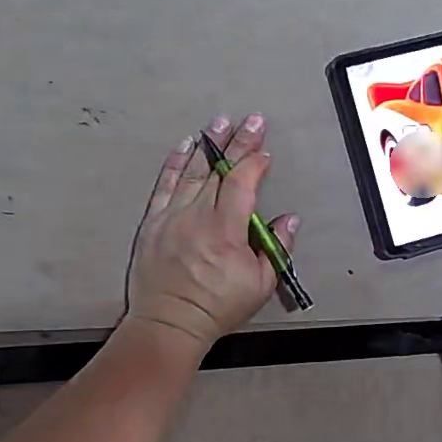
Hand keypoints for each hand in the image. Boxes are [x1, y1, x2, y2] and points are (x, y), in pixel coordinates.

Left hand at [125, 114, 299, 348]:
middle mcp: (197, 216)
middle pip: (219, 171)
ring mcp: (171, 217)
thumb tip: (289, 219)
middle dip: (238, 143)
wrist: (170, 322)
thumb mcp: (260, 284)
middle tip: (251, 120)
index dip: (255, 164)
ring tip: (219, 124)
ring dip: (208, 146)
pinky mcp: (153, 223)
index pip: (242, 184)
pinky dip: (174, 164)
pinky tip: (185, 147)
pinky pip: (164, 185)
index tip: (266, 153)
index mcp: (225, 231)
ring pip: (192, 172)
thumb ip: (277, 248)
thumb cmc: (218, 307)